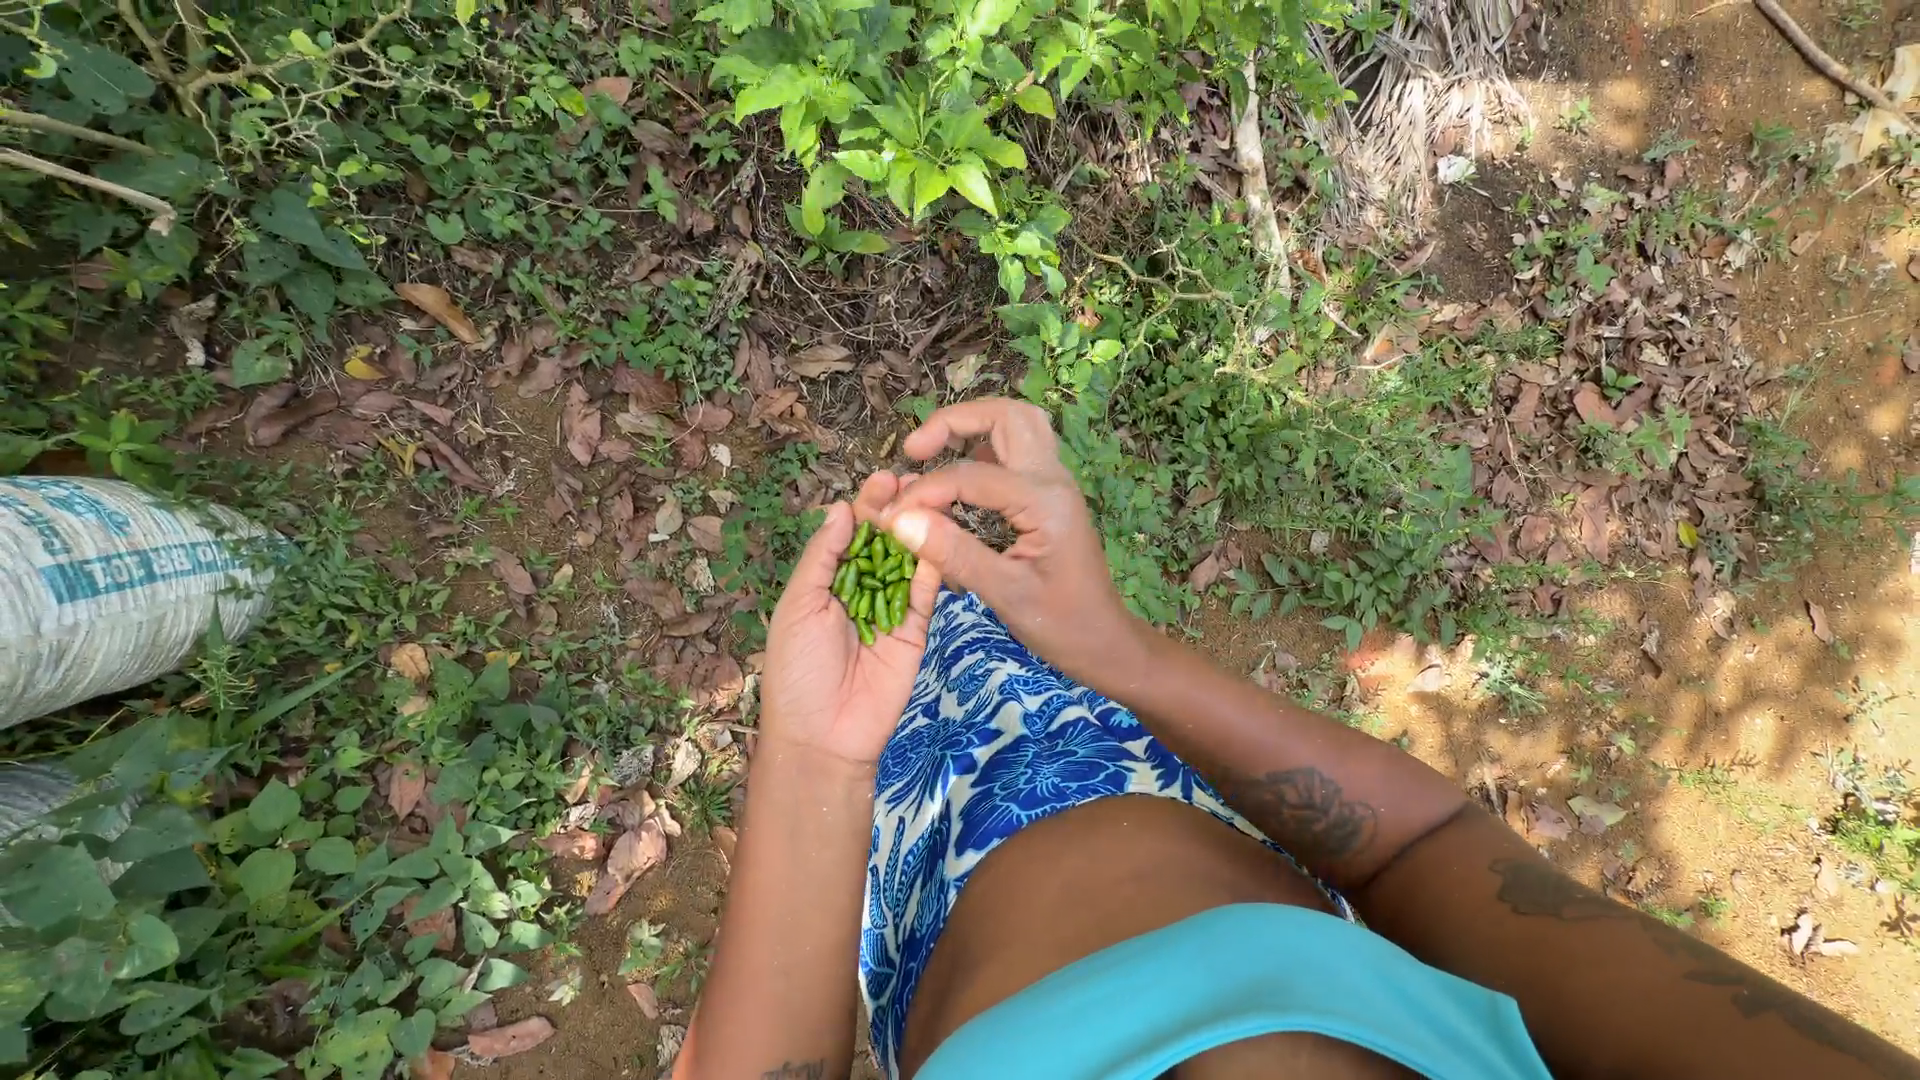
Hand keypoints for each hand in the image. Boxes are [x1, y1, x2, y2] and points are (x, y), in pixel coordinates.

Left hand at [761, 474, 941, 766]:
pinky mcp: (916, 630)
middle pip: (883, 542)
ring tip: (931, 500)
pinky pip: (926, 595)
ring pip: (908, 563)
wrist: (823, 735)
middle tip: (912, 483)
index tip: (883, 479)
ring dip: (917, 532)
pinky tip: (941, 538)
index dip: (865, 506)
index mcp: (827, 582)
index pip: (850, 534)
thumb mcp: (798, 606)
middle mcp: (860, 590)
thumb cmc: (797, 668)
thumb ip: (822, 557)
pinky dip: (934, 568)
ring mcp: (891, 610)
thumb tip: (840, 508)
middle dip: (895, 512)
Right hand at [874, 399, 1143, 691]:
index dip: (924, 491)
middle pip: (1006, 415)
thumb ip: (953, 553)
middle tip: (914, 451)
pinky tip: (960, 476)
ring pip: (1017, 424)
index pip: (971, 476)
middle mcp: (1054, 480)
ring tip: (932, 452)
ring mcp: (1057, 484)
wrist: (1106, 642)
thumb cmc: (1061, 625)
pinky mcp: (1052, 495)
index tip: (891, 516)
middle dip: (954, 421)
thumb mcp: (1004, 595)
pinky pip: (1020, 450)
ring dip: (973, 426)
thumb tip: (898, 519)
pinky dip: (985, 447)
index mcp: (1045, 502)